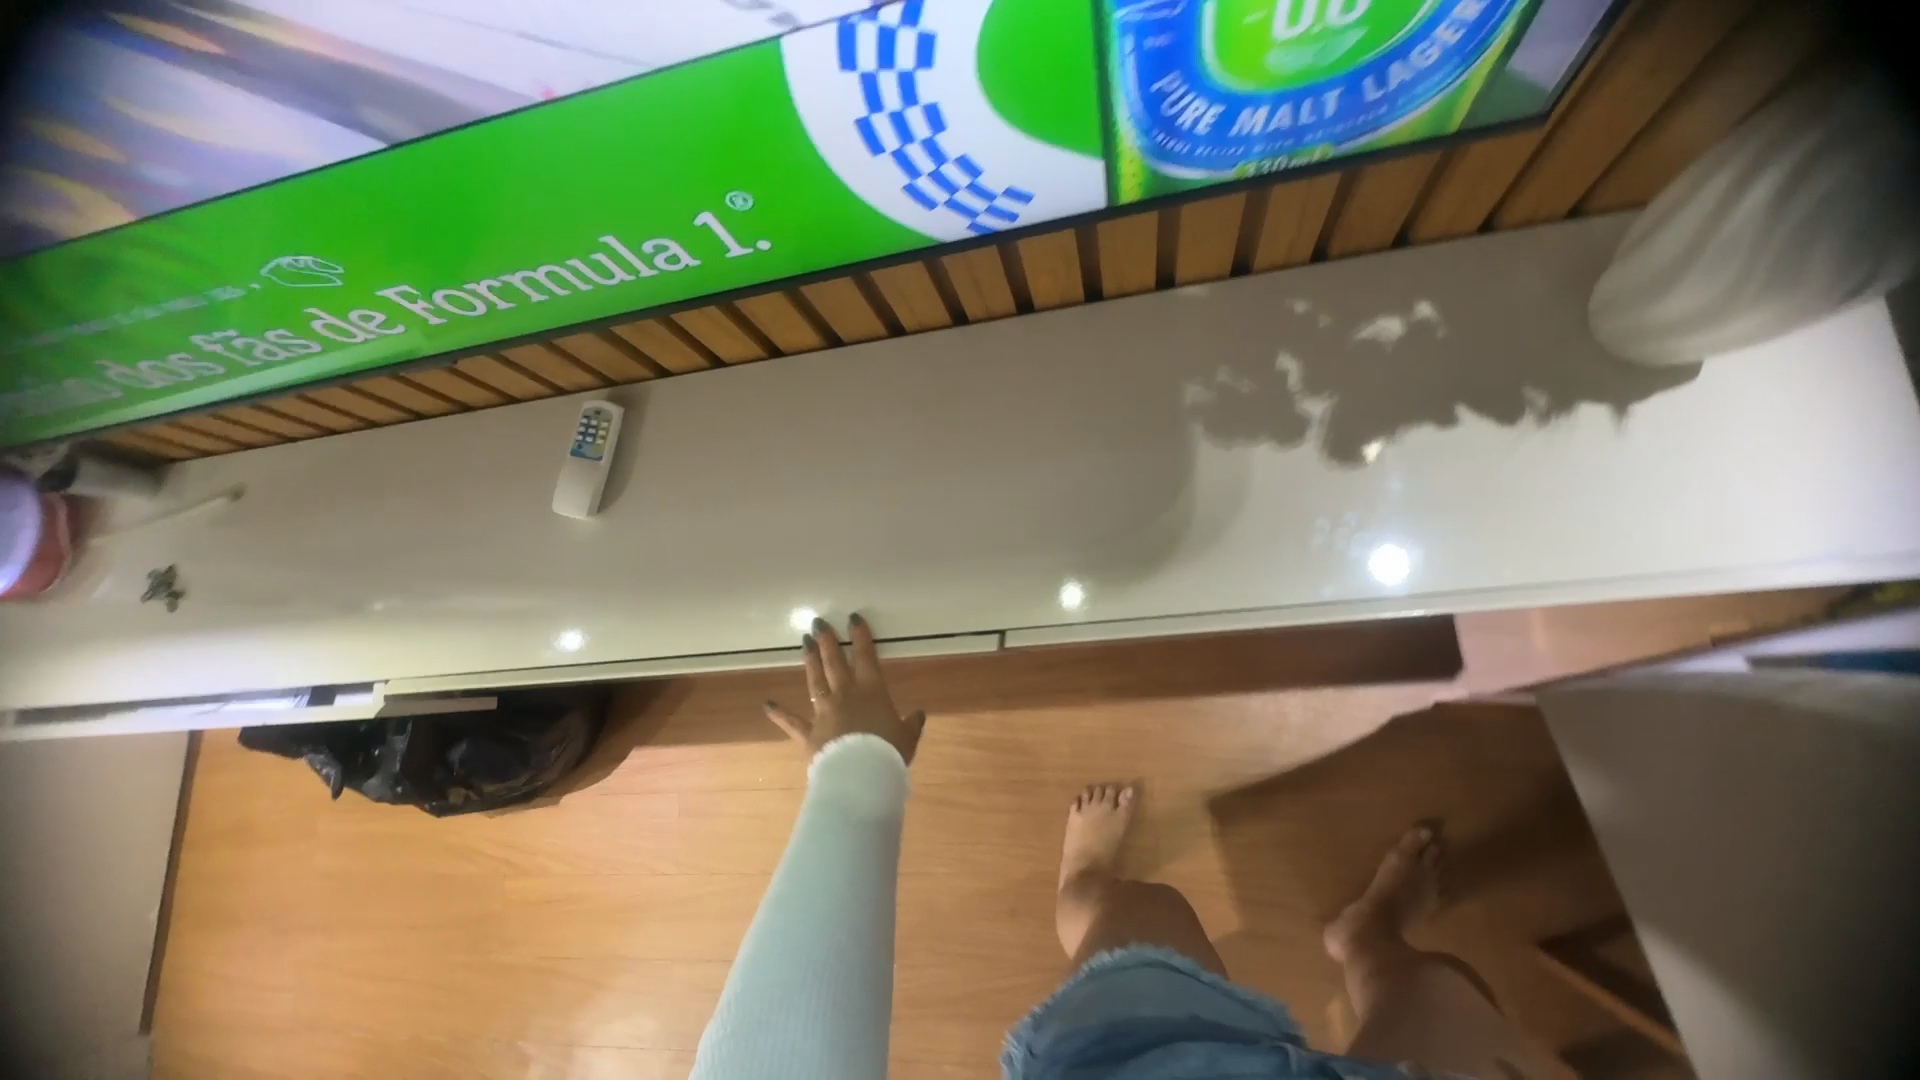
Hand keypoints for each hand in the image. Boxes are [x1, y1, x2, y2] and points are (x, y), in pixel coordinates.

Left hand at [764, 614, 925, 764]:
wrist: (860, 774)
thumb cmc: (888, 752)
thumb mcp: (907, 738)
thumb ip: (912, 724)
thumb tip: (919, 714)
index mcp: (872, 691)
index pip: (866, 657)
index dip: (860, 636)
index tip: (853, 618)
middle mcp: (846, 694)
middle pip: (834, 662)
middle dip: (827, 641)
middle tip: (818, 623)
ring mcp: (824, 711)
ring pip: (815, 681)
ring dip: (810, 661)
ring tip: (804, 643)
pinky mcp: (810, 732)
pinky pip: (792, 722)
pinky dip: (780, 713)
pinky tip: (768, 704)